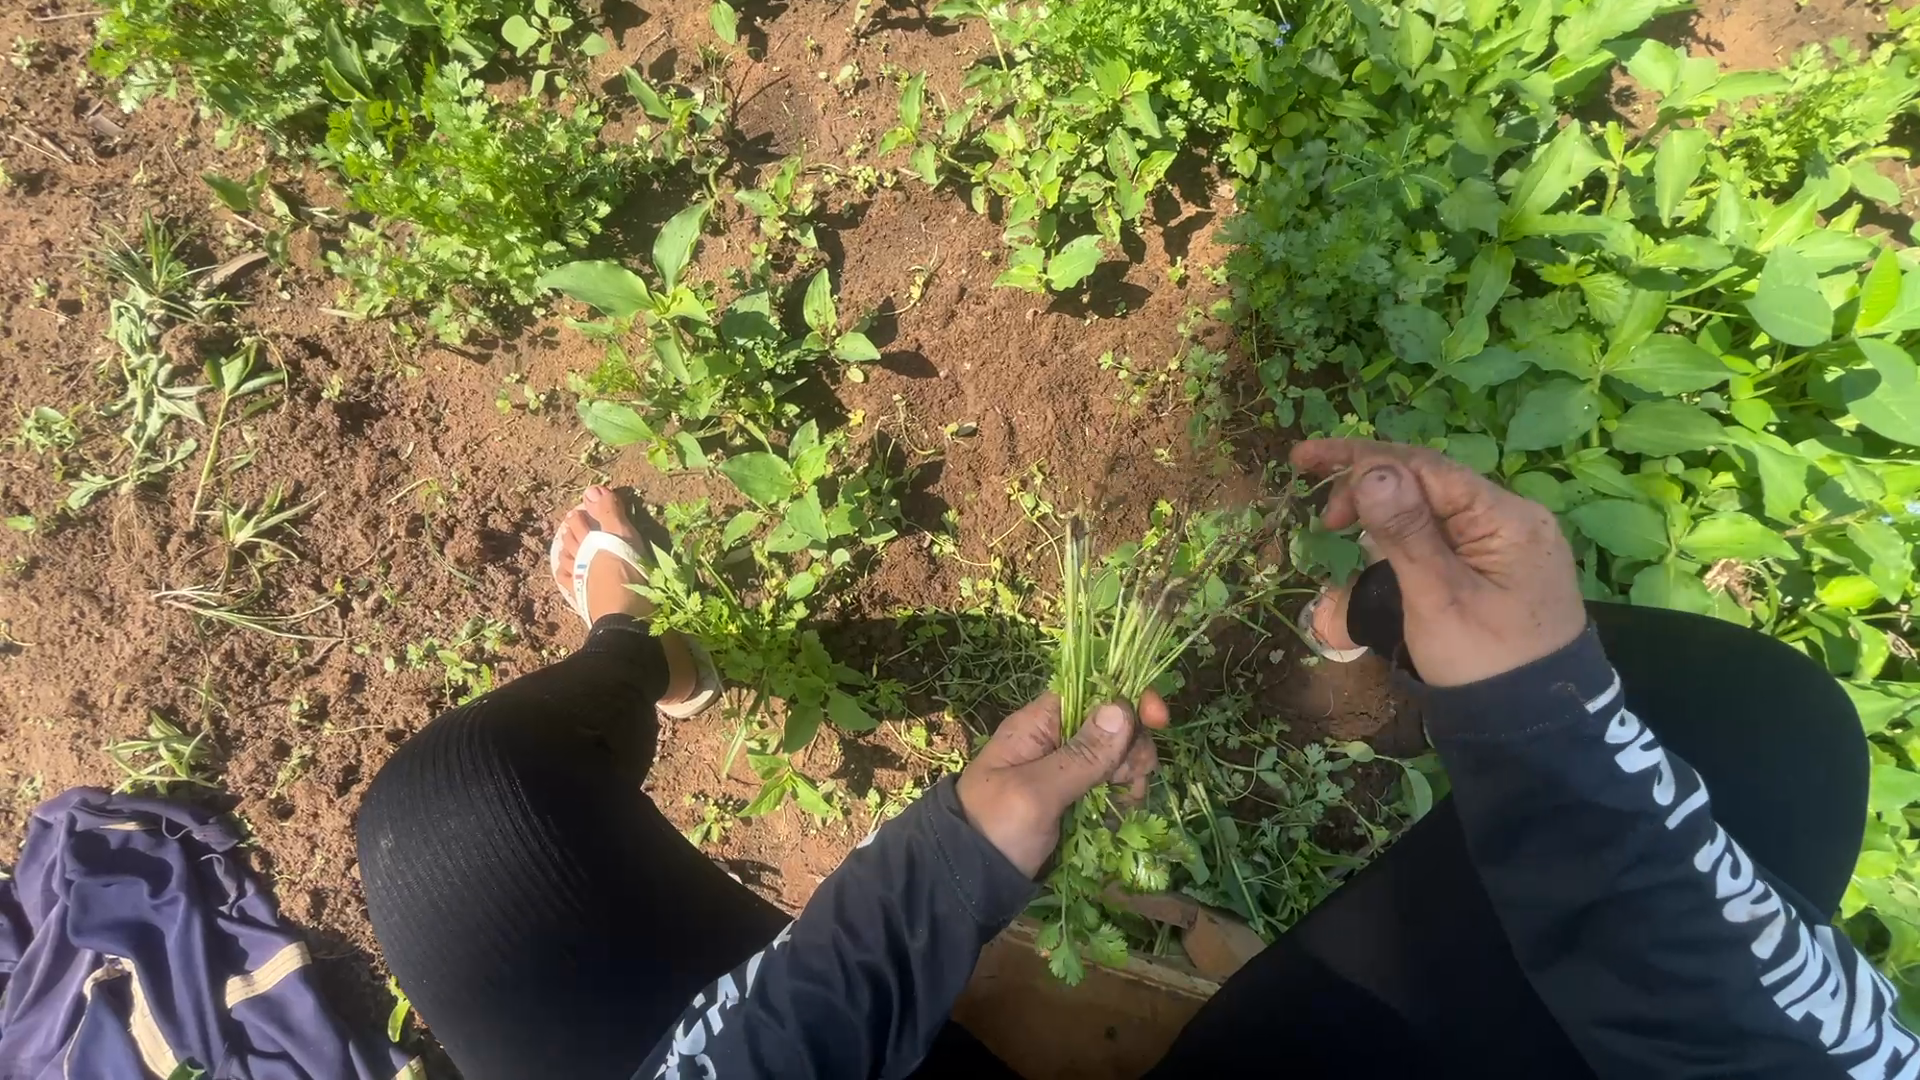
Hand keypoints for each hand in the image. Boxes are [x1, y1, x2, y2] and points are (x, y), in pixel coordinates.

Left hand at [955, 692, 1168, 877]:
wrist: (966, 881)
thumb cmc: (994, 828)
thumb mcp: (1035, 792)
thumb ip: (1080, 755)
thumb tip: (1121, 707)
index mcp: (1039, 724)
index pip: (1091, 691)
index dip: (1126, 698)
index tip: (1157, 718)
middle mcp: (1055, 740)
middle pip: (1113, 725)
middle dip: (1131, 747)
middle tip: (1126, 781)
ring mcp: (1066, 772)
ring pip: (1117, 758)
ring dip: (1131, 776)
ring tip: (1121, 803)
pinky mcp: (1075, 801)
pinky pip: (1111, 788)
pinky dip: (1122, 799)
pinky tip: (1119, 816)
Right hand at [1290, 438, 1586, 686]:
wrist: (1533, 723)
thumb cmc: (1482, 659)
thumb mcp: (1437, 596)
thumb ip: (1405, 531)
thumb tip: (1370, 469)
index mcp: (1503, 518)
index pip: (1422, 466)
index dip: (1359, 457)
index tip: (1302, 459)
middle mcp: (1507, 518)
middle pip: (1425, 480)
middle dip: (1365, 485)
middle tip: (1323, 520)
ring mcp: (1501, 540)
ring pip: (1427, 504)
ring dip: (1378, 509)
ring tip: (1338, 528)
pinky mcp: (1490, 562)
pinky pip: (1436, 530)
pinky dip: (1396, 531)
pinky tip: (1373, 542)